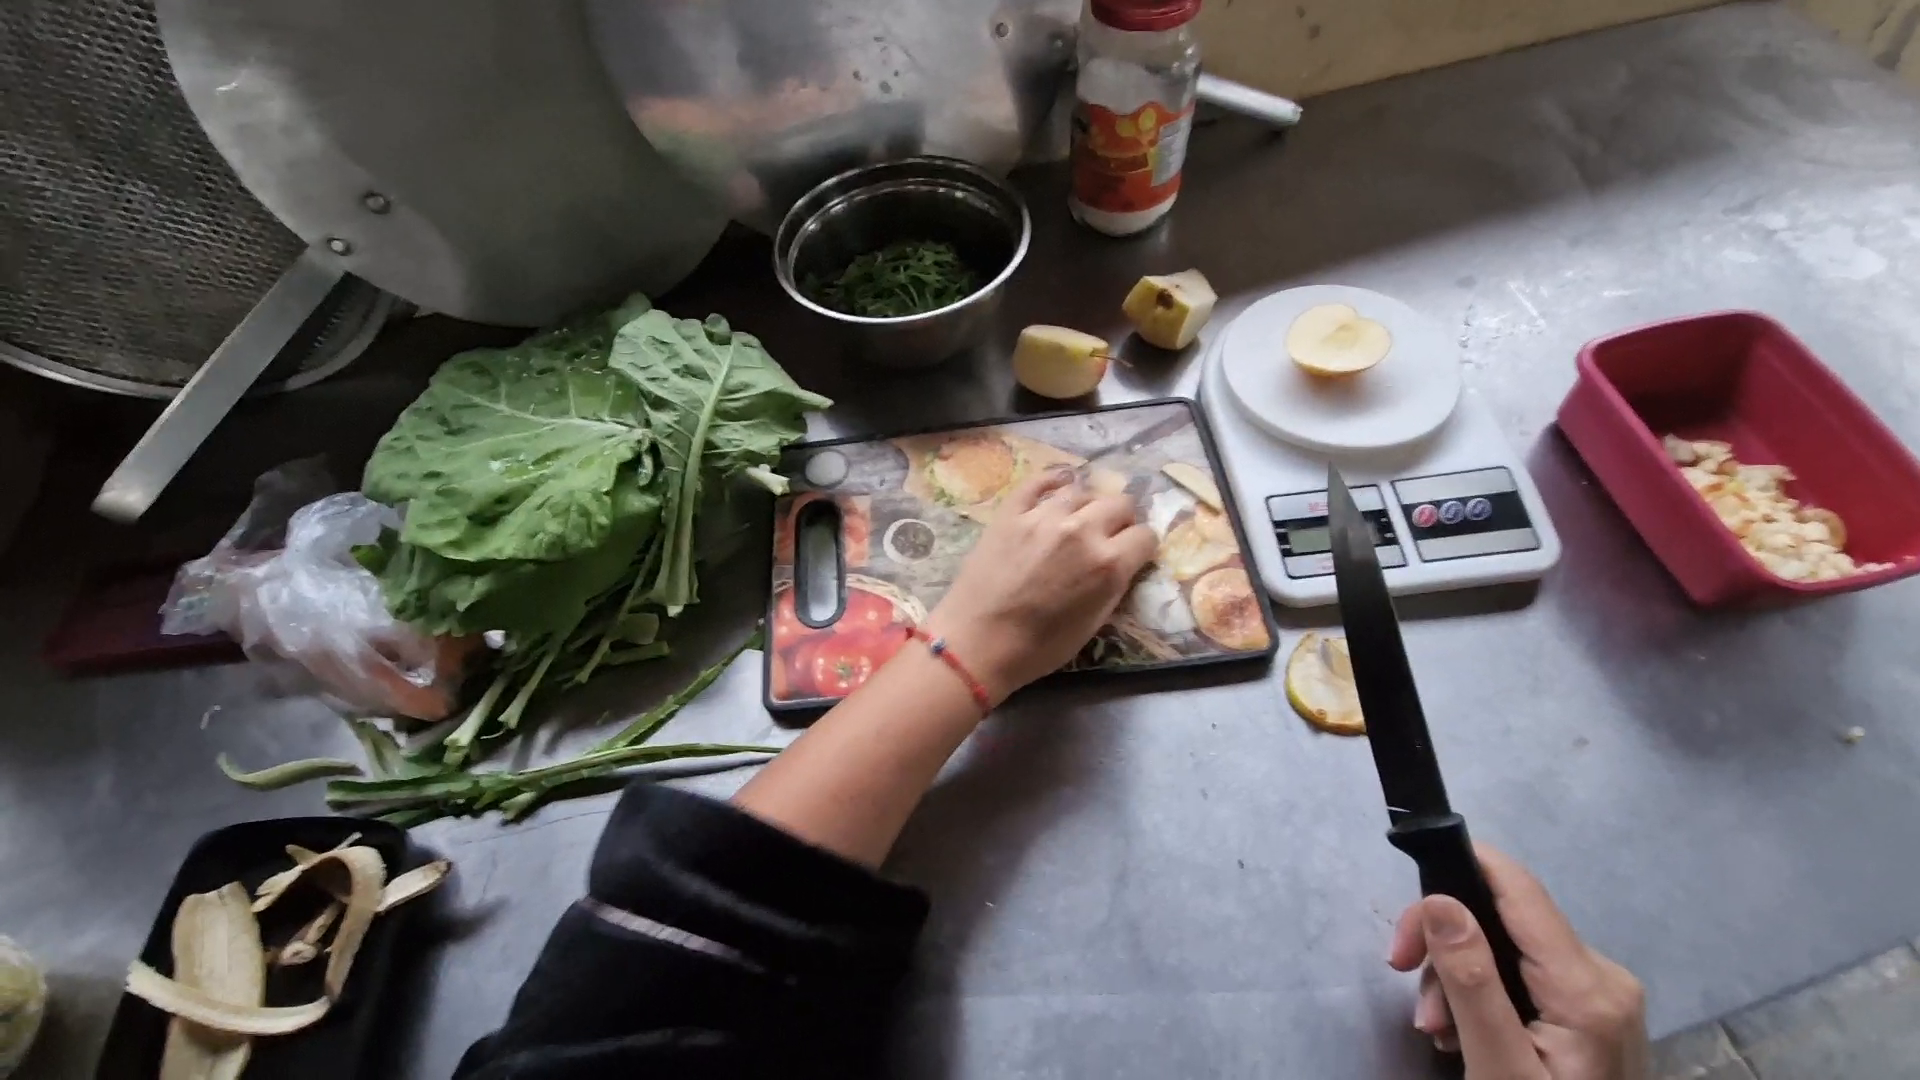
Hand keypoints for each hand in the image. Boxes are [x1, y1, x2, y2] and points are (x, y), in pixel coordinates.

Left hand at [926, 469, 1156, 701]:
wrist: (977, 643)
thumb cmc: (1039, 646)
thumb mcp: (1093, 624)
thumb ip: (1114, 585)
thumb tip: (1122, 563)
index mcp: (1108, 563)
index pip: (1145, 536)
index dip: (1141, 547)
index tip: (1132, 554)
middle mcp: (1082, 529)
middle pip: (1120, 503)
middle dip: (1121, 520)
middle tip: (1107, 537)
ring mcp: (1044, 515)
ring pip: (1082, 490)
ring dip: (1088, 505)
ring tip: (1079, 519)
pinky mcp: (1011, 511)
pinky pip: (1039, 482)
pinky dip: (1053, 481)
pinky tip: (1058, 485)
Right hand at [1388, 845, 1648, 1078]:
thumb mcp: (1498, 1066)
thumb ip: (1470, 982)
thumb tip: (1438, 899)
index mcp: (1586, 985)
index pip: (1515, 885)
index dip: (1453, 870)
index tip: (1402, 921)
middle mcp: (1603, 974)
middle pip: (1501, 915)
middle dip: (1443, 942)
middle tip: (1401, 977)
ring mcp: (1601, 992)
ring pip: (1504, 943)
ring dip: (1456, 972)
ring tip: (1434, 1025)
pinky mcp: (1590, 1008)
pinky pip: (1521, 970)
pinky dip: (1481, 988)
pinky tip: (1463, 1026)